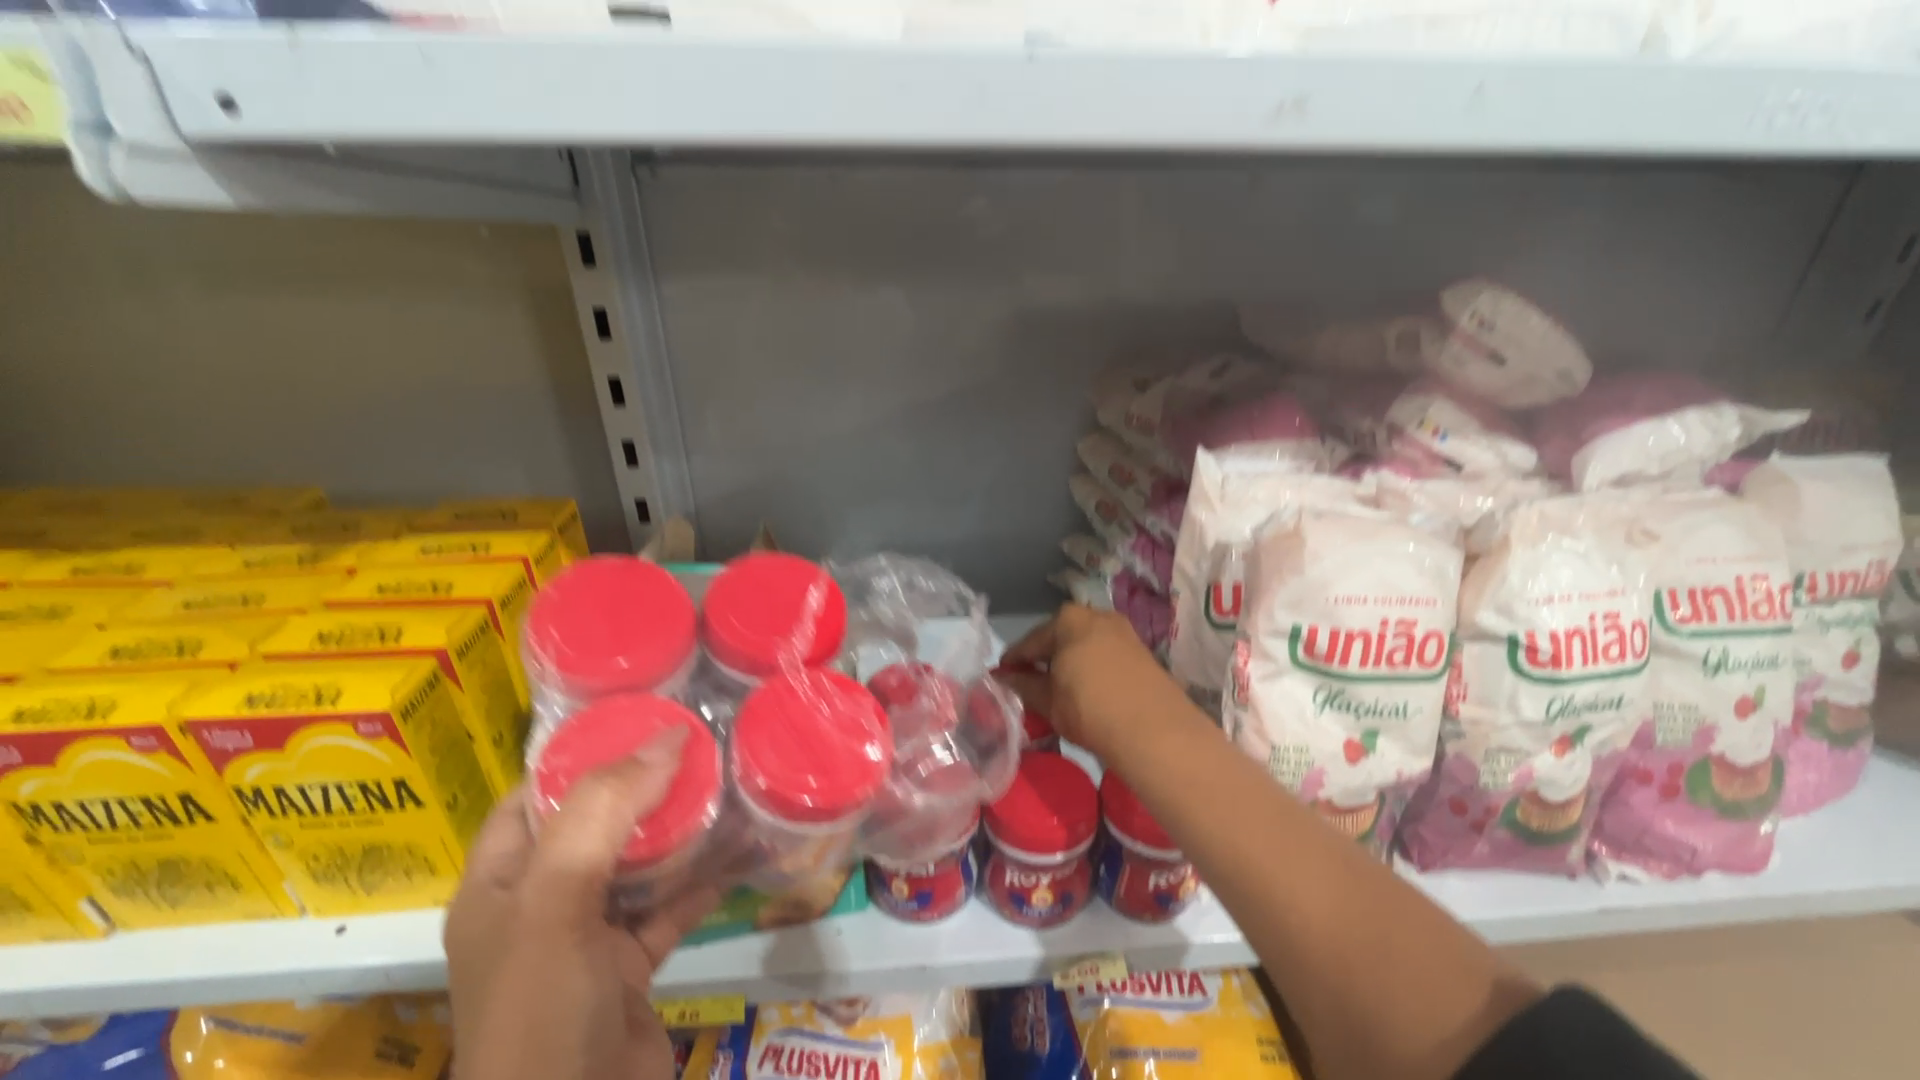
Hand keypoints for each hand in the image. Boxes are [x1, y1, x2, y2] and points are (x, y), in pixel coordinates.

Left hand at [446, 727, 721, 1079]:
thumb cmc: (542, 1007)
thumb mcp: (556, 899)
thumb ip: (604, 812)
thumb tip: (665, 738)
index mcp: (498, 885)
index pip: (532, 799)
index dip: (578, 758)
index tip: (637, 720)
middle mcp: (539, 907)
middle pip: (592, 827)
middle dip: (641, 787)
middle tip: (697, 745)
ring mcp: (586, 941)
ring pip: (636, 867)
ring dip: (679, 831)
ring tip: (726, 783)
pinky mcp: (631, 970)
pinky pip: (668, 910)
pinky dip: (702, 882)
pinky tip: (741, 852)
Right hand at [996, 604, 1190, 760]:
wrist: (1154, 730)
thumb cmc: (1090, 709)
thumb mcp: (1048, 701)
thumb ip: (1023, 685)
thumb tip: (1003, 678)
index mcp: (1068, 620)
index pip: (1030, 641)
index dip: (1013, 662)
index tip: (1001, 678)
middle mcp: (1096, 616)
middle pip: (1059, 638)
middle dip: (1044, 660)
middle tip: (1029, 685)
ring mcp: (1123, 631)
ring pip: (1084, 645)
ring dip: (1069, 663)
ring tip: (1058, 690)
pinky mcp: (1141, 650)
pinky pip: (1105, 654)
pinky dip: (1091, 667)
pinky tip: (1086, 689)